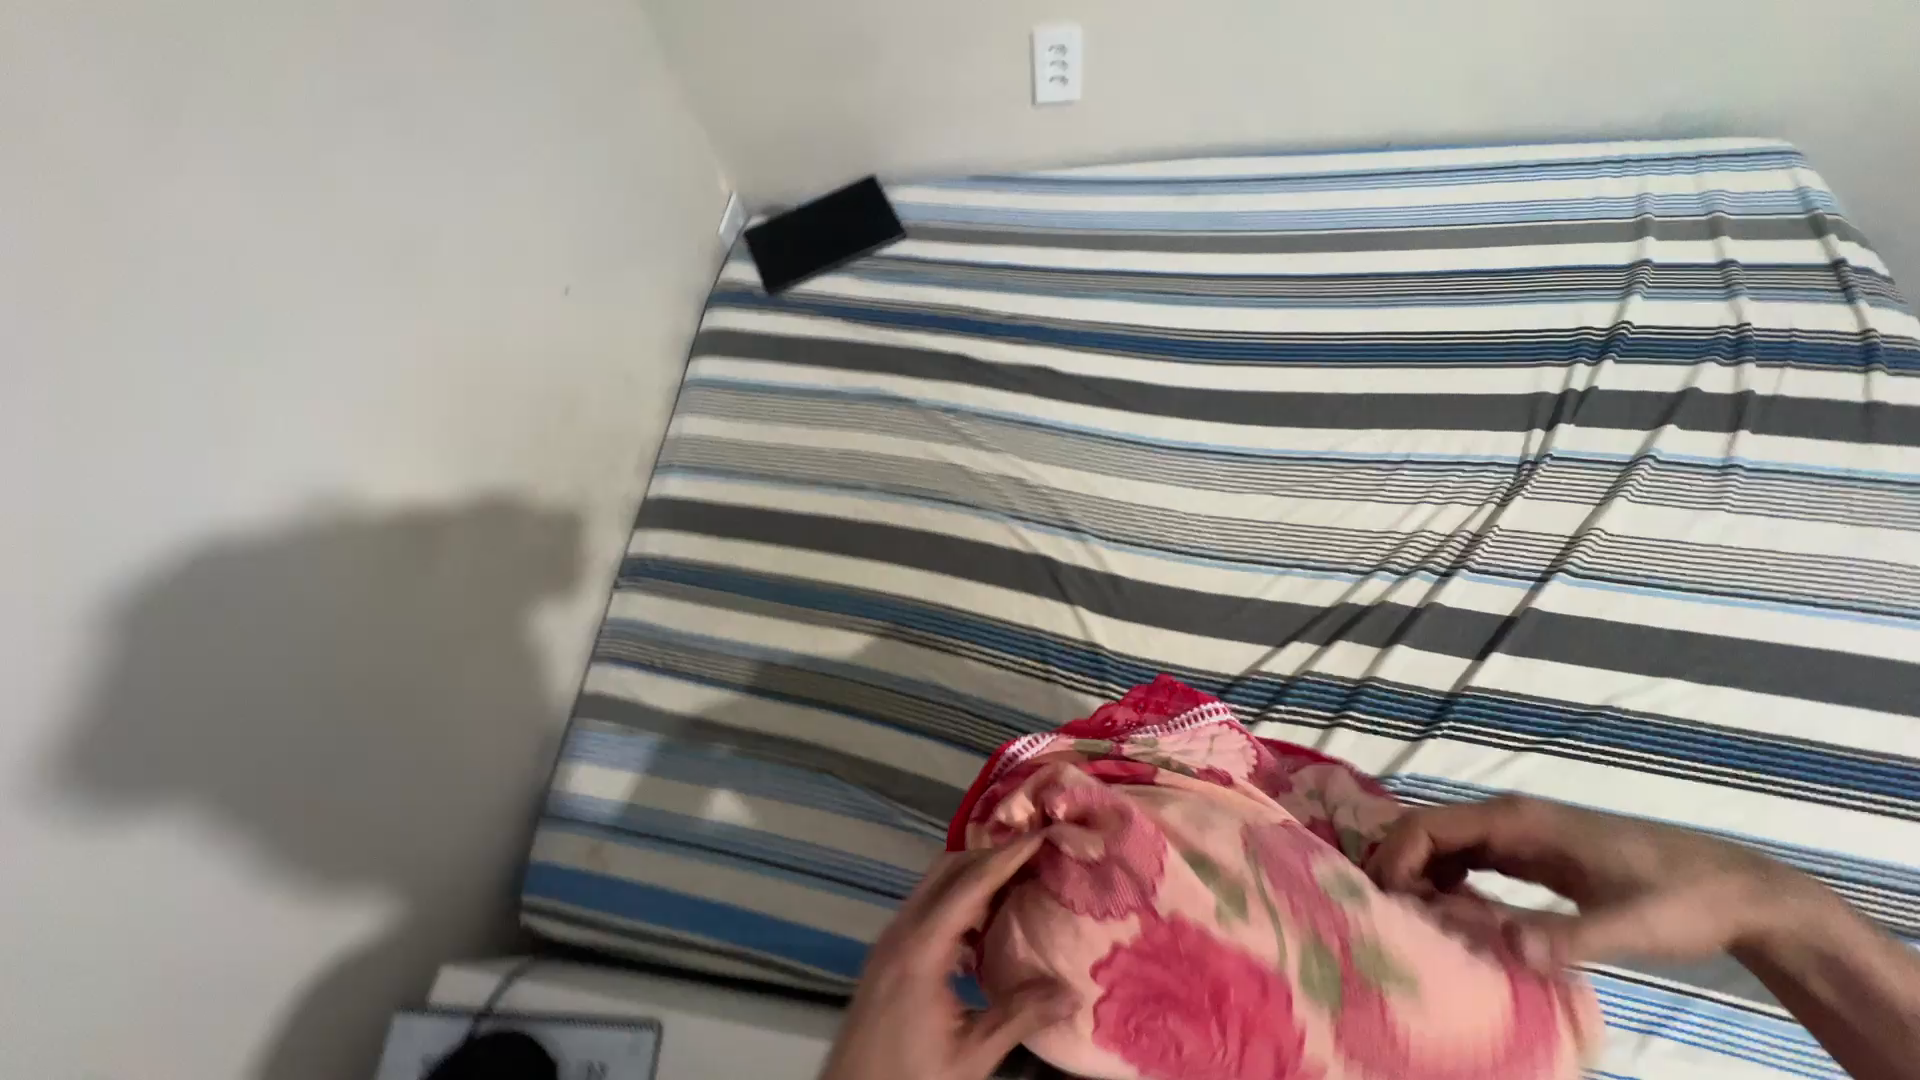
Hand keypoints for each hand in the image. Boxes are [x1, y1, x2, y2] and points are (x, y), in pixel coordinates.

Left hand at [821, 833, 1077, 1079]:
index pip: (969, 884)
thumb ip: (1018, 1017)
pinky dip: (957, 897)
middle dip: (992, 855)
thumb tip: (1072, 991)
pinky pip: (926, 905)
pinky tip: (984, 920)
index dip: (1007, 857)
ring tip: (1018, 879)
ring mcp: (890, 937)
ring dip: (974, 874)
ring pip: (935, 883)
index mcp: (921, 948)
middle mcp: (901, 929)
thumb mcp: (970, 1056)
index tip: (1040, 836)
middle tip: (1036, 854)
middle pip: (949, 870)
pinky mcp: (887, 950)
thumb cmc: (909, 1076)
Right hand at [1365, 795, 1822, 969]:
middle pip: (1424, 830)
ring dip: (1417, 874)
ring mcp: (1515, 834)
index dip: (1396, 858)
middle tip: (1386, 914)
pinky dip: (1443, 880)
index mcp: (1515, 821)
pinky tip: (1449, 913)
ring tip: (1409, 918)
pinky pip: (1465, 858)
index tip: (1387, 902)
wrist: (1738, 891)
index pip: (1426, 826)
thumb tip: (1506, 947)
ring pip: (1441, 844)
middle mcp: (1505, 818)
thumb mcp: (1629, 925)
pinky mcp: (1527, 853)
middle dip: (1397, 866)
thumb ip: (1568, 936)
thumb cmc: (1682, 902)